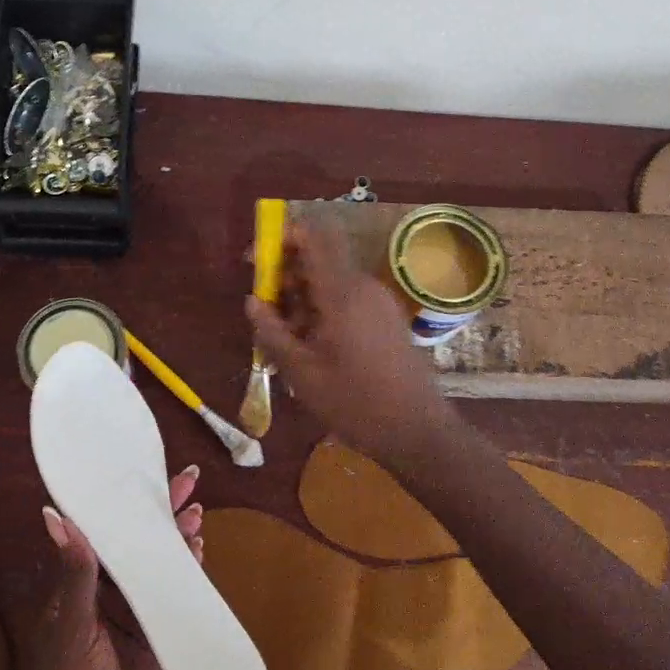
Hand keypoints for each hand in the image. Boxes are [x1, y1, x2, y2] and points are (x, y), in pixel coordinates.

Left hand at [35, 466, 204, 669]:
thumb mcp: (73, 628)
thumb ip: (73, 574)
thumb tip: (53, 514)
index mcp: (76, 587)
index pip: (100, 532)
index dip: (120, 501)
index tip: (140, 472)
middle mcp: (105, 593)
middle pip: (134, 541)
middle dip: (159, 511)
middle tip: (187, 480)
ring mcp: (133, 612)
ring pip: (157, 561)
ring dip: (176, 535)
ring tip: (198, 510)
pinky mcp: (157, 631)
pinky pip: (174, 590)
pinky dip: (187, 567)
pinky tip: (200, 548)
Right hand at [244, 221, 456, 456]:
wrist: (418, 432)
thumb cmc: (355, 403)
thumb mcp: (301, 372)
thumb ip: (272, 331)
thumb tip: (252, 300)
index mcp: (343, 292)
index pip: (312, 237)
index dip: (280, 239)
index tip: (254, 262)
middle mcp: (363, 287)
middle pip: (318, 261)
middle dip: (285, 280)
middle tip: (264, 315)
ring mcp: (379, 303)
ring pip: (330, 284)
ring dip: (302, 301)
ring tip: (284, 341)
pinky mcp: (386, 319)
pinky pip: (346, 301)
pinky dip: (322, 313)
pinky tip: (311, 350)